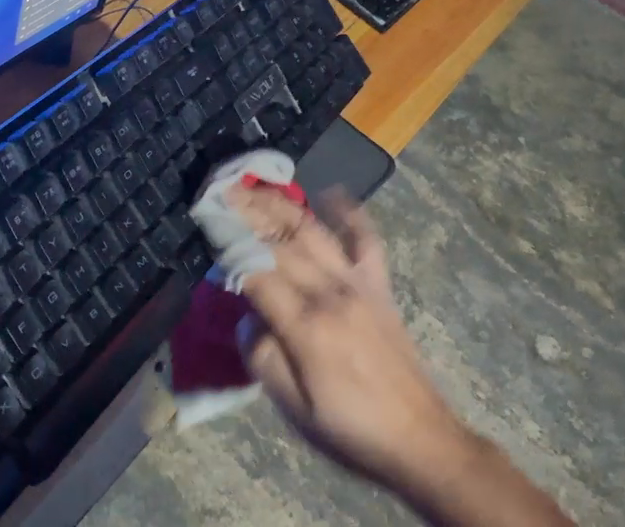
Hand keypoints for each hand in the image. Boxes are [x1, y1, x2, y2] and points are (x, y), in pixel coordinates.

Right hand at [230, 188, 570, 526]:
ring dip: (282, 205)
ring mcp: (359, 285)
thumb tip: (247, 319)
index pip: (256, 270)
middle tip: (219, 190)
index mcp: (304, 325)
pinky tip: (332, 192)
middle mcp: (330, 294)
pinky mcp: (380, 288)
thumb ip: (259, 355)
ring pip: (314, 232)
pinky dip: (350, 213)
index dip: (227, 243)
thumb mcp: (291, 406)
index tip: (204, 219)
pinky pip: (366, 241)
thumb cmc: (348, 427)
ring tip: (255, 185)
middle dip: (246, 212)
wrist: (420, 440)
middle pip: (280, 241)